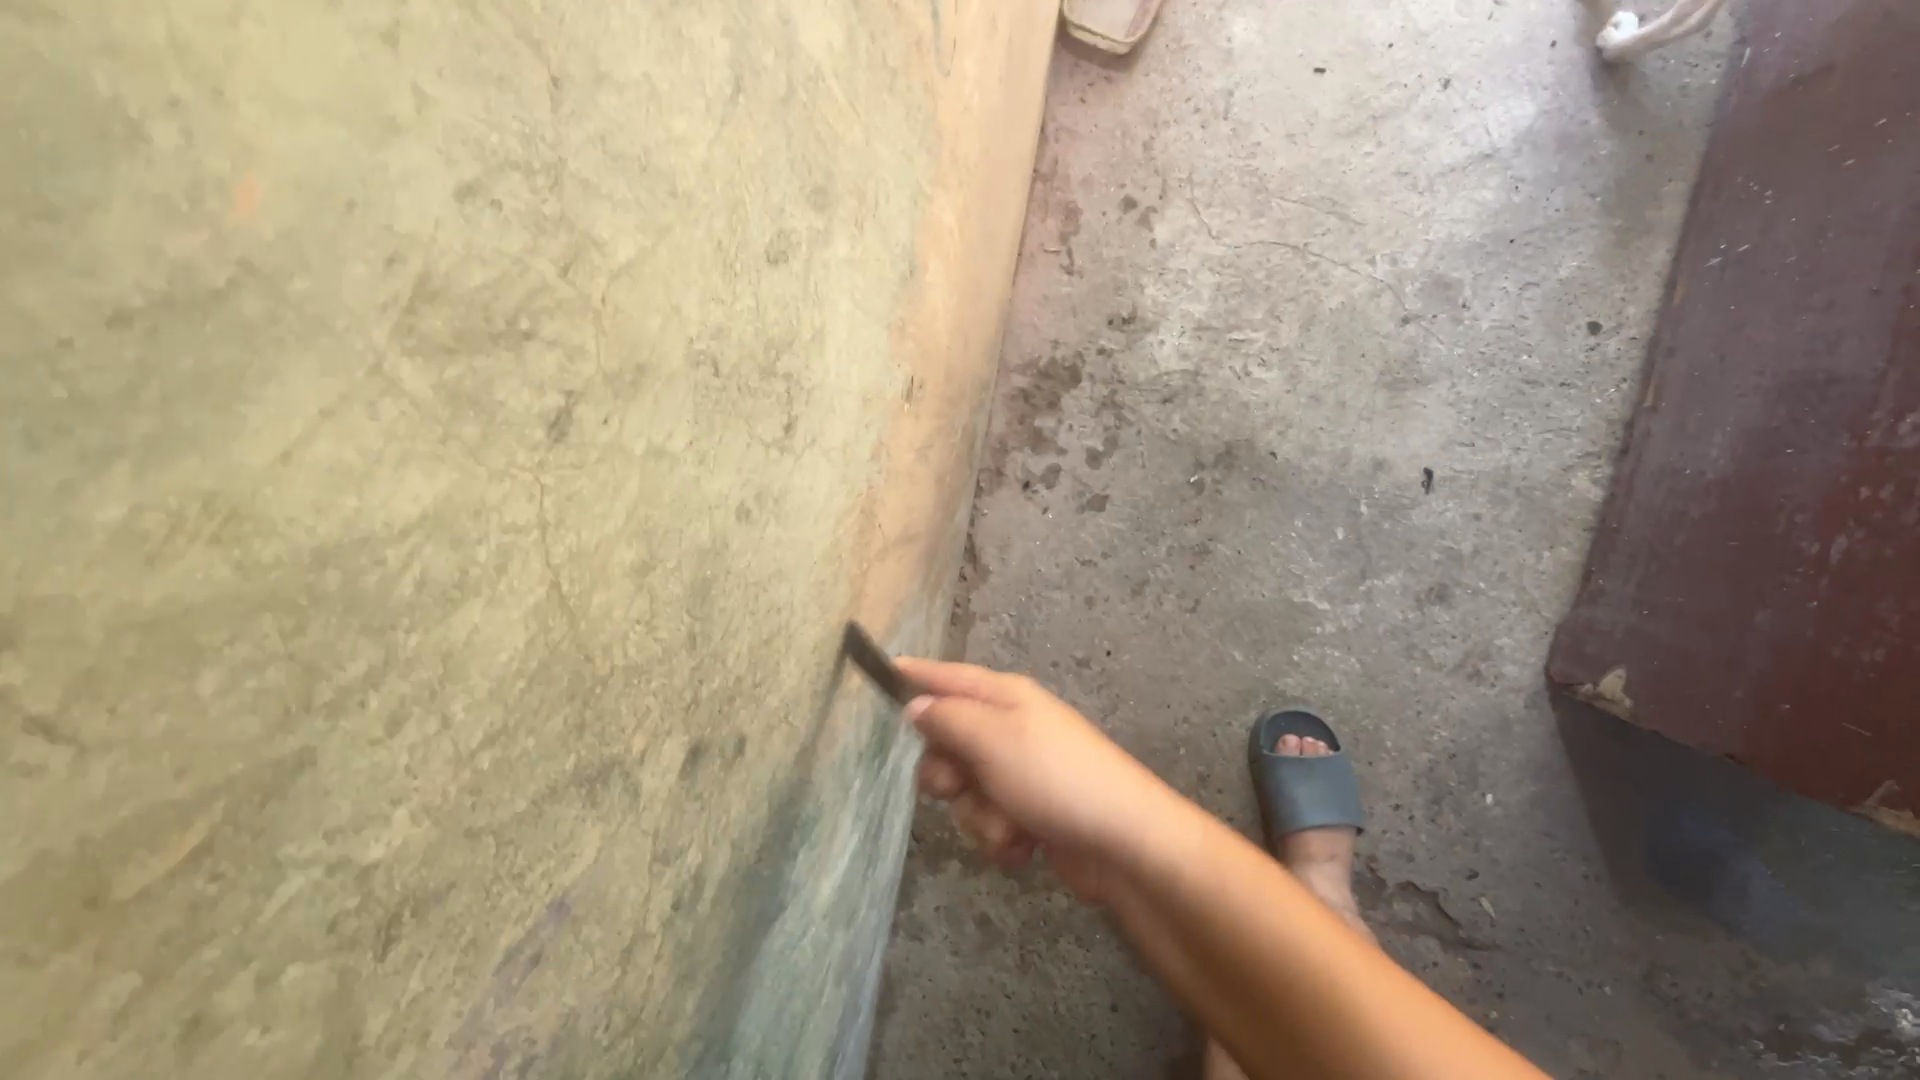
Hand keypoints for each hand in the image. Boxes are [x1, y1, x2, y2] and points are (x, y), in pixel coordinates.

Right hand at [897, 658, 1176, 899]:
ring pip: (965, 792)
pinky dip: (1001, 838)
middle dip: (946, 774)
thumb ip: (947, 718)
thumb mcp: (993, 738)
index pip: (948, 677)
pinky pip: (990, 822)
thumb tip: (916, 705)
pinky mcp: (1030, 813)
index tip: (882, 671)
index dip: (916, 676)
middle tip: (958, 786)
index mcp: (1005, 698)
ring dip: (979, 817)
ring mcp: (1022, 773)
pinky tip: (1024, 846)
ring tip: (1010, 826)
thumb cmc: (1055, 778)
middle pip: (947, 742)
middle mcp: (1011, 729)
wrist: (1121, 843)